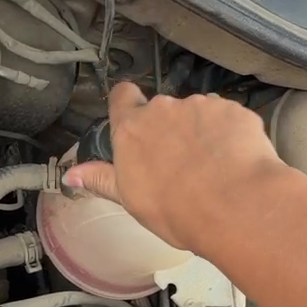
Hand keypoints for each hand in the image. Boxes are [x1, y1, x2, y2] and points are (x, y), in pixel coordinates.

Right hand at [63, 82, 292, 250]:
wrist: (236, 207)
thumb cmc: (176, 210)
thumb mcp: (130, 200)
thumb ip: (101, 179)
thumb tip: (70, 173)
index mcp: (132, 128)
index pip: (122, 96)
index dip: (127, 105)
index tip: (135, 122)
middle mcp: (164, 109)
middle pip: (162, 110)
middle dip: (169, 129)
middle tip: (179, 164)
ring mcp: (202, 106)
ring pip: (197, 114)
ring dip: (200, 132)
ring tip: (211, 167)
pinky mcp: (235, 111)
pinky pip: (227, 120)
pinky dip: (229, 136)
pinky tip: (235, 162)